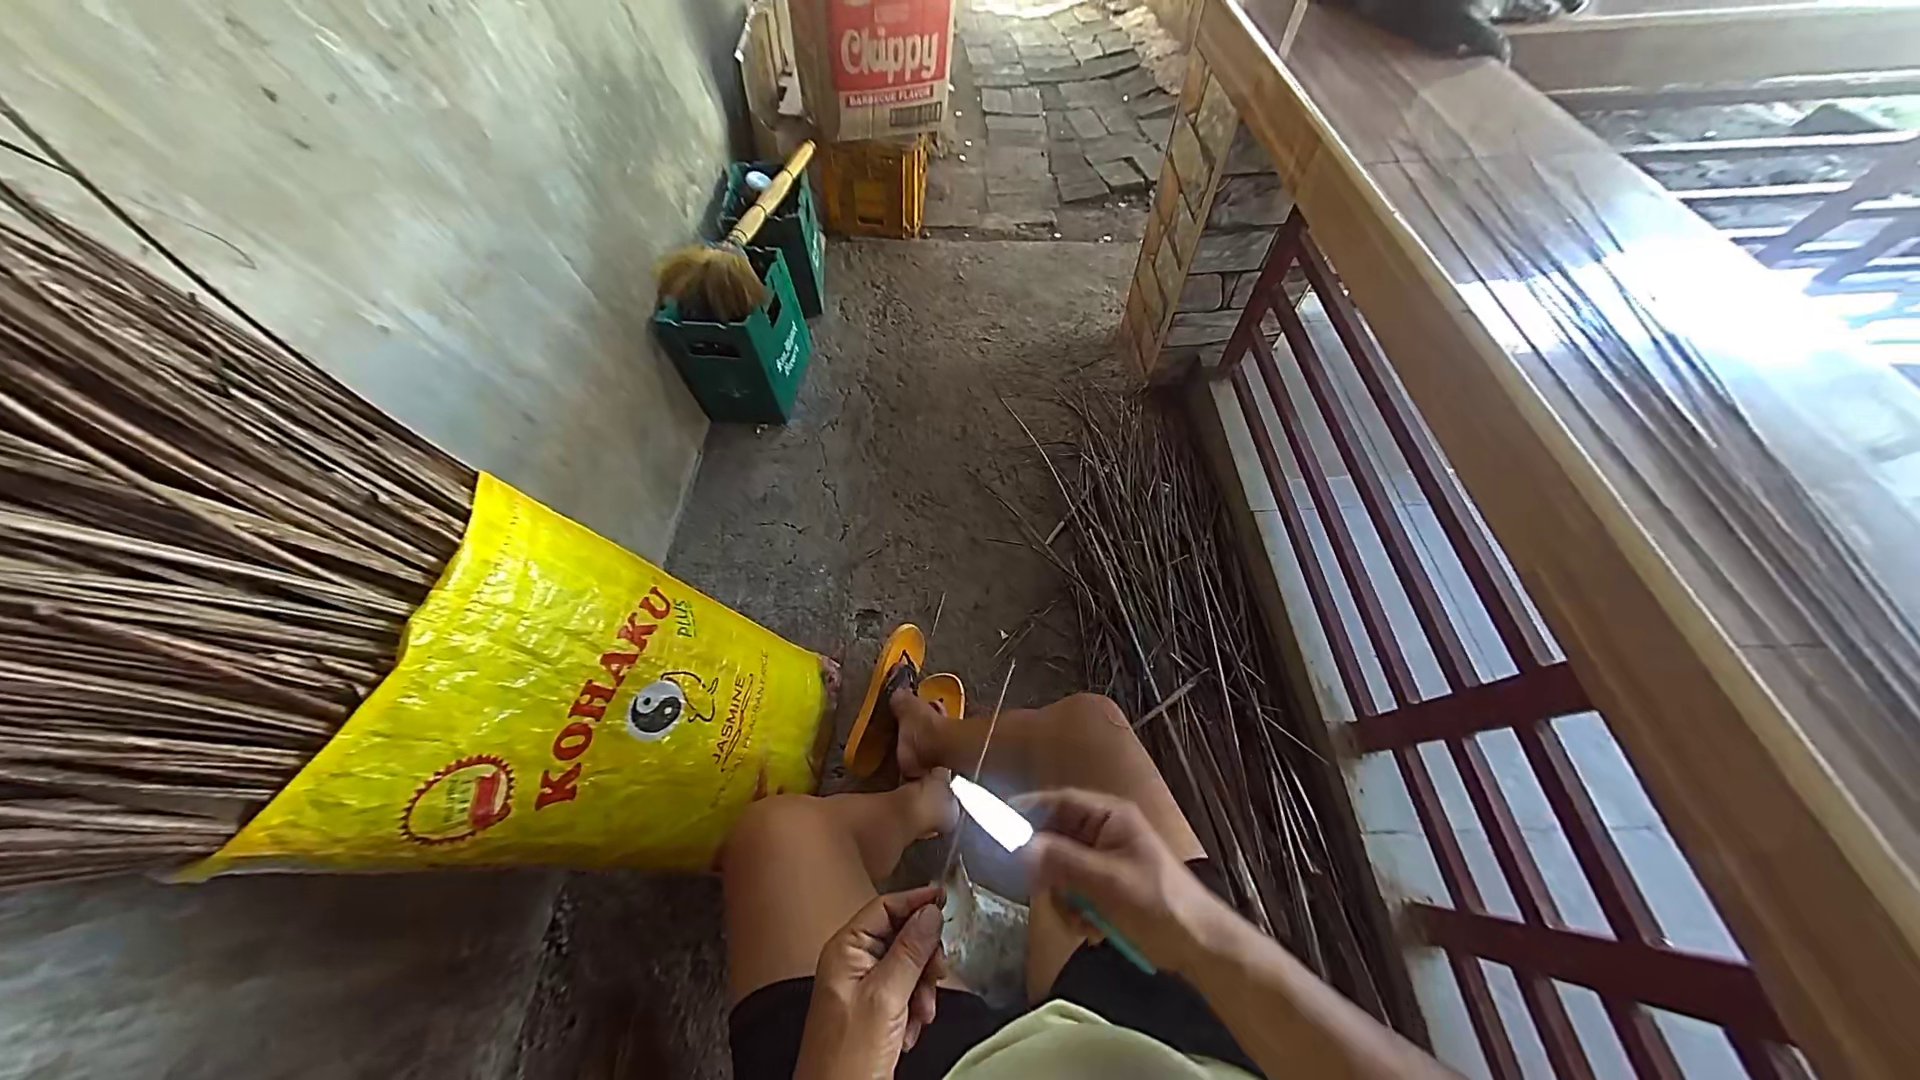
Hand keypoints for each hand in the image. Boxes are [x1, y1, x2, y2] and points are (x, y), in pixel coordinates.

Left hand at [794, 885, 947, 1079]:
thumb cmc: (846, 1061)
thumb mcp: (885, 998)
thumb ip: (910, 951)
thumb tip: (931, 912)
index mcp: (846, 949)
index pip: (885, 907)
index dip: (915, 901)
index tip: (944, 899)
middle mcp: (853, 962)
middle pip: (901, 935)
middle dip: (922, 957)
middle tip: (936, 974)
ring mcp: (863, 987)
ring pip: (908, 965)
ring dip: (921, 988)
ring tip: (921, 1014)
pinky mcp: (874, 1011)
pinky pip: (905, 992)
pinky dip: (914, 1007)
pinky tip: (911, 1029)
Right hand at [1017, 788, 1231, 973]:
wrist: (1200, 947)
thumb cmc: (1159, 904)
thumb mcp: (1108, 882)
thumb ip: (1063, 862)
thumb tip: (1021, 847)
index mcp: (1109, 816)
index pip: (1059, 802)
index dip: (1028, 809)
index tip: (999, 821)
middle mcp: (1104, 831)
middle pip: (1055, 838)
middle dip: (1050, 871)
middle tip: (1046, 893)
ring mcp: (1104, 859)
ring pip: (1060, 869)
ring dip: (1064, 898)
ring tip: (1081, 921)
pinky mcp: (1105, 886)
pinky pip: (1073, 890)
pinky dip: (1075, 910)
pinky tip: (1092, 929)